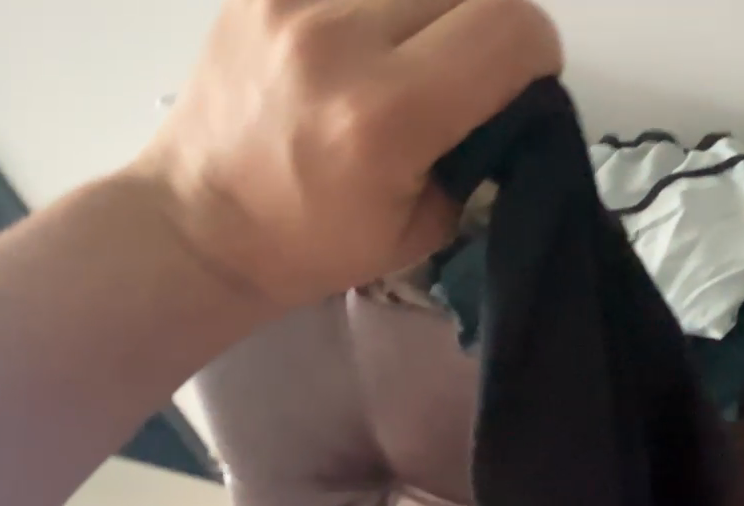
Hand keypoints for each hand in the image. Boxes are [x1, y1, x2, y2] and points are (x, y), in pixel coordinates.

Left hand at [128, 0, 560, 307]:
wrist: (205, 220)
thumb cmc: (320, 244)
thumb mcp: (425, 227)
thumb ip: (480, 156)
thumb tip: (514, 99)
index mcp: (388, 116)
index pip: (508, 29)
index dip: (538, 52)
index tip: (528, 82)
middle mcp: (339, 36)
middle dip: (493, 27)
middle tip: (474, 74)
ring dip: (440, 11)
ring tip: (418, 59)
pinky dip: (388, 7)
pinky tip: (369, 45)